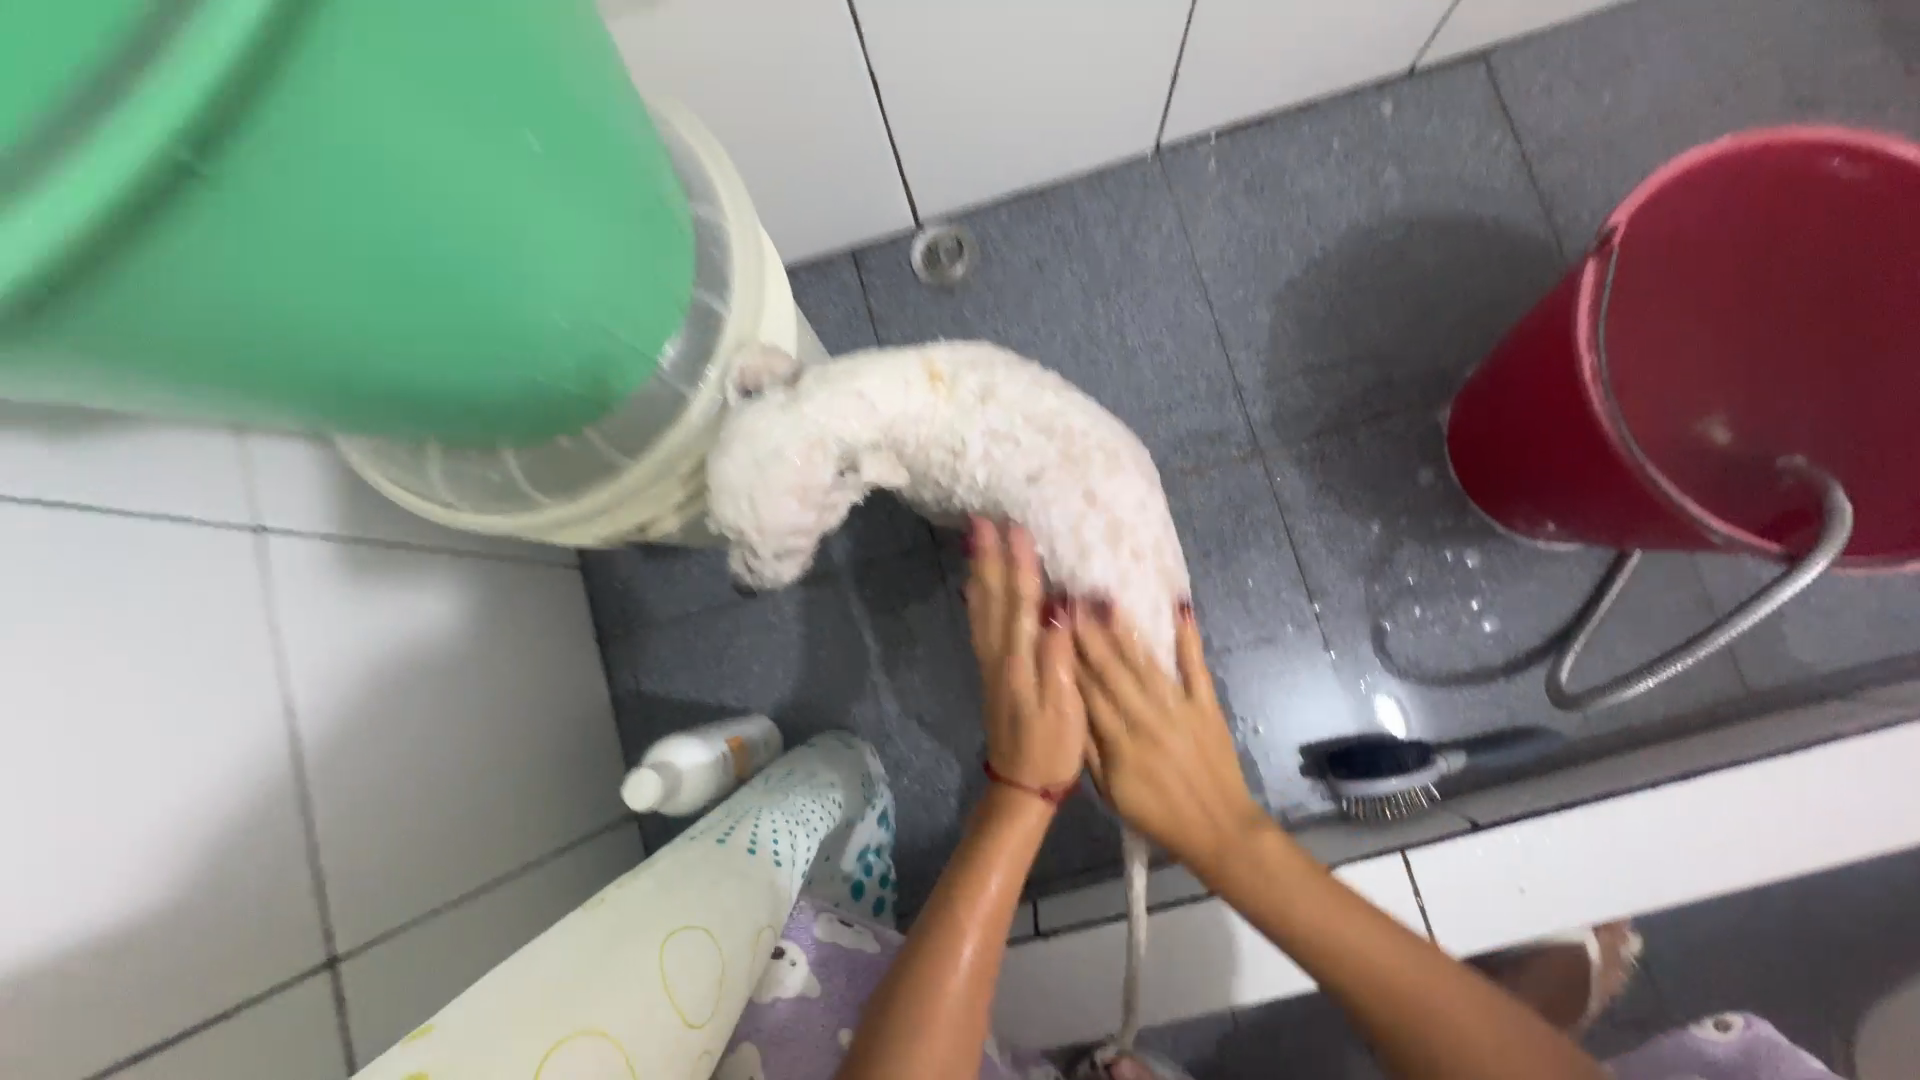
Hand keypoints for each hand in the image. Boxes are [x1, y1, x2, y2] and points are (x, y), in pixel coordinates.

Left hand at [963, 517, 1084, 792]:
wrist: (1021, 785)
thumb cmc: (1051, 749)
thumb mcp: (1065, 709)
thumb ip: (1058, 659)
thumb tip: (1057, 612)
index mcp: (1020, 662)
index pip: (1021, 604)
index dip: (1020, 565)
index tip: (1017, 529)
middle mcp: (1000, 656)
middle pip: (994, 599)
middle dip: (990, 558)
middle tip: (981, 521)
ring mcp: (992, 663)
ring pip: (982, 609)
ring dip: (979, 572)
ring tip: (973, 542)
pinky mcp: (991, 672)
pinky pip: (980, 624)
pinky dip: (977, 599)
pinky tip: (976, 586)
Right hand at [1074, 603, 1269, 876]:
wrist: (1217, 830)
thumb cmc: (1156, 815)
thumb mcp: (1110, 793)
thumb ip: (1088, 751)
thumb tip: (1066, 711)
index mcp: (1119, 742)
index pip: (1087, 692)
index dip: (1068, 659)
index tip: (1053, 631)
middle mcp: (1146, 719)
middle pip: (1113, 671)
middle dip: (1091, 635)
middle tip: (1073, 602)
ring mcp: (1179, 710)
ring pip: (1147, 665)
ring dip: (1126, 632)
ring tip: (1107, 601)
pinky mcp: (1207, 707)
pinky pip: (1196, 669)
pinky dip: (1189, 641)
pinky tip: (1180, 612)